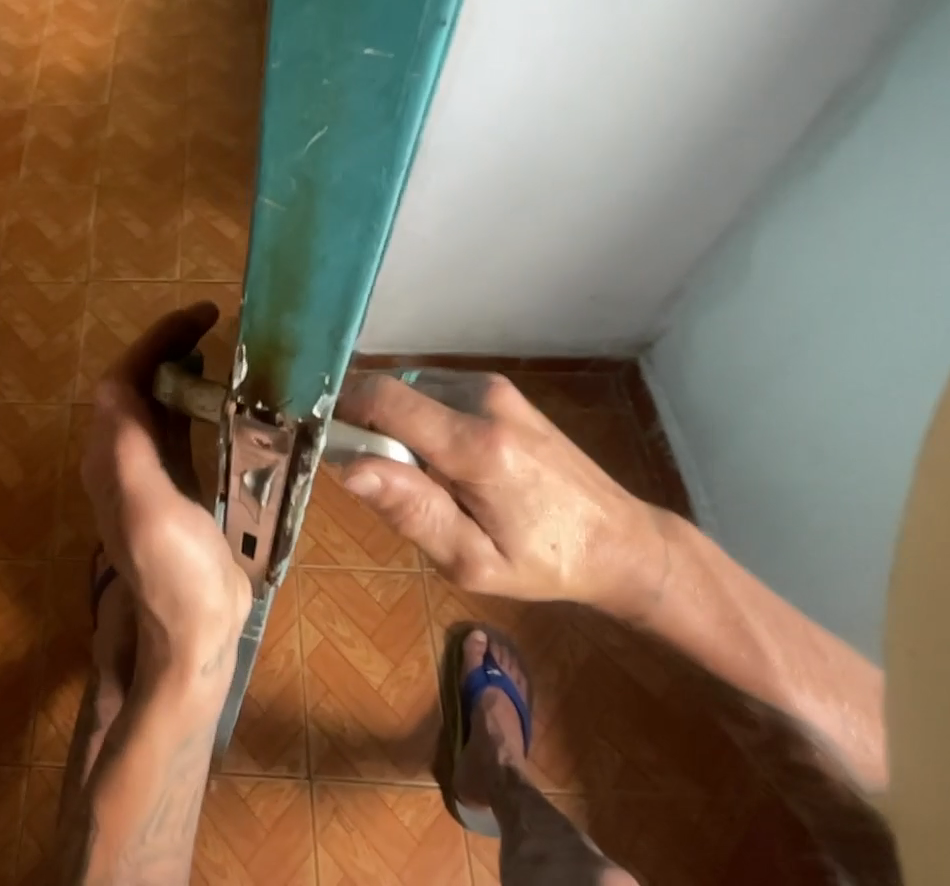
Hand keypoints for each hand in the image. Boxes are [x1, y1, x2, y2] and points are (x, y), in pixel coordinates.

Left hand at [80, 303, 252, 678]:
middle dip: (168, 345)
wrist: (193, 631)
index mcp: (110, 456)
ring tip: (218, 343)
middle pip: (137, 384)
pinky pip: (178, 427)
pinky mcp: (175, 485)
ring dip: (181, 368)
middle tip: (213, 320)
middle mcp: (121, 457)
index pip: (122, 379)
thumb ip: (129, 451)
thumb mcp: (149, 511)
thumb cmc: (174, 575)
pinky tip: (220, 391)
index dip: (155, 341)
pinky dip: (196, 399)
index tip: (199, 317)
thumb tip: (113, 386)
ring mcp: (148, 471)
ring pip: (157, 402)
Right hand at [333, 372, 668, 618]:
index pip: (382, 400)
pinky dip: (420, 421)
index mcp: (477, 446)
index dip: (342, 416)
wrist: (619, 539)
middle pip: (389, 393)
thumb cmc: (542, 561)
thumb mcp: (470, 560)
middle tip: (393, 485)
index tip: (331, 451)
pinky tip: (446, 460)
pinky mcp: (497, 388)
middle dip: (371, 431)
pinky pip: (430, 392)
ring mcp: (493, 388)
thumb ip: (410, 510)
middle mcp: (484, 400)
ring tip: (427, 478)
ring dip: (397, 428)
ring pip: (407, 392)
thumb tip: (350, 467)